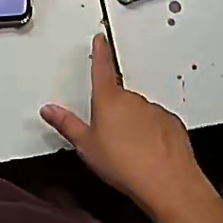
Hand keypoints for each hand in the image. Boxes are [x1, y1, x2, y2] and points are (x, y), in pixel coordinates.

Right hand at [40, 33, 204, 207]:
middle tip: (105, 136)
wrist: (167, 183)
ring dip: (131, 124)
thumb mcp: (85, 145)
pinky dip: (150, 134)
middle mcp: (134, 100)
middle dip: (112, 112)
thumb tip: (49, 110)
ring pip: (138, 112)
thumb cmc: (125, 163)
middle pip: (119, 97)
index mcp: (109, 100)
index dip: (101, 53)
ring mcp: (155, 112)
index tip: (101, 40)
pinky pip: (156, 124)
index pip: (102, 68)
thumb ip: (66, 124)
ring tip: (126, 150)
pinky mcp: (172, 125)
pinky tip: (144, 153)